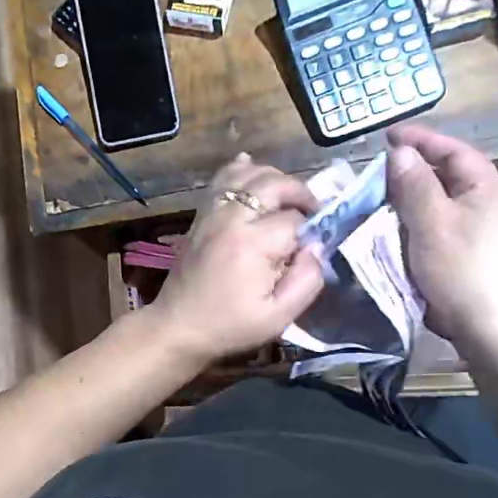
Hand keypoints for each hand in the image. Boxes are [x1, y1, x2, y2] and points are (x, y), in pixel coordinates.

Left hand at [145, 155, 324, 364]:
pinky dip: (242, 170)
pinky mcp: (203, 214)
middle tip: (313, 212)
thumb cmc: (231, 326)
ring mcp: (213, 212)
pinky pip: (222, 178)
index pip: (295, 219)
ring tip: (289, 199)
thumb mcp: (279, 317)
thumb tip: (317, 247)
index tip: (315, 248)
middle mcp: (232, 218)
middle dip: (300, 193)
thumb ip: (307, 281)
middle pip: (274, 183)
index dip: (312, 230)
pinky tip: (254, 173)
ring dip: (275, 178)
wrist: (179, 327)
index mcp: (252, 244)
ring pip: (249, 173)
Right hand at [387, 125, 497, 348]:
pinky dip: (424, 224)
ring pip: (448, 204)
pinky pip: (447, 227)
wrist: (494, 330)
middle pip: (451, 176)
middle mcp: (494, 203)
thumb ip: (414, 184)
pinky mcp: (481, 257)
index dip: (420, 139)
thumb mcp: (431, 222)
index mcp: (488, 186)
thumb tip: (401, 153)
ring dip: (417, 199)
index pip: (453, 149)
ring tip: (385, 201)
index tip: (387, 137)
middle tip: (380, 172)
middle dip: (415, 171)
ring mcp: (490, 232)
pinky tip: (403, 234)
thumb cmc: (462, 271)